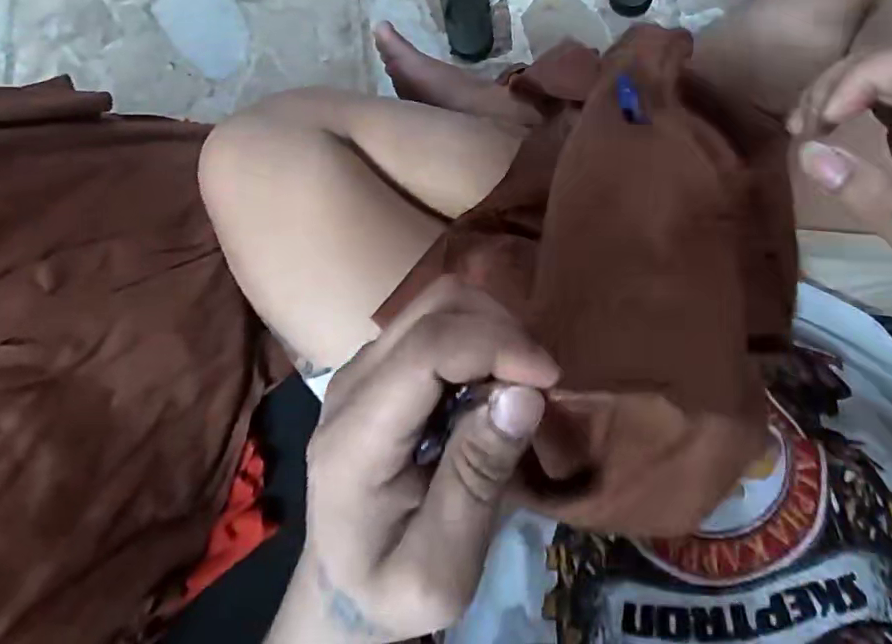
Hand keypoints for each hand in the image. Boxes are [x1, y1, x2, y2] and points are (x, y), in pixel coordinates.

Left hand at [288, 279, 558, 641]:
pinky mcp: (379, 364)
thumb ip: (477, 478)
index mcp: (354, 438)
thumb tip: (524, 393)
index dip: (495, 346)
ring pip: (437, 303)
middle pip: (434, 308)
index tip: (550, 378)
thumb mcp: (442, 567)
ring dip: (492, 330)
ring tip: (518, 387)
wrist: (342, 587)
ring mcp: (362, 366)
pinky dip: (478, 338)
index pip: (425, 350)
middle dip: (500, 330)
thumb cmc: (391, 588)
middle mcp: (351, 383)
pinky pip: (435, 323)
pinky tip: (491, 385)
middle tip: (539, 384)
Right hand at [787, 46, 891, 330]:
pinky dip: (843, 114)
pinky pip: (882, 110)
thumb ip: (874, 200)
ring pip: (885, 83)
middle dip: (839, 86)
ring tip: (802, 130)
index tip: (821, 124)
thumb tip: (808, 153)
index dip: (862, 79)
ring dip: (835, 96)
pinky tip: (821, 136)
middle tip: (799, 128)